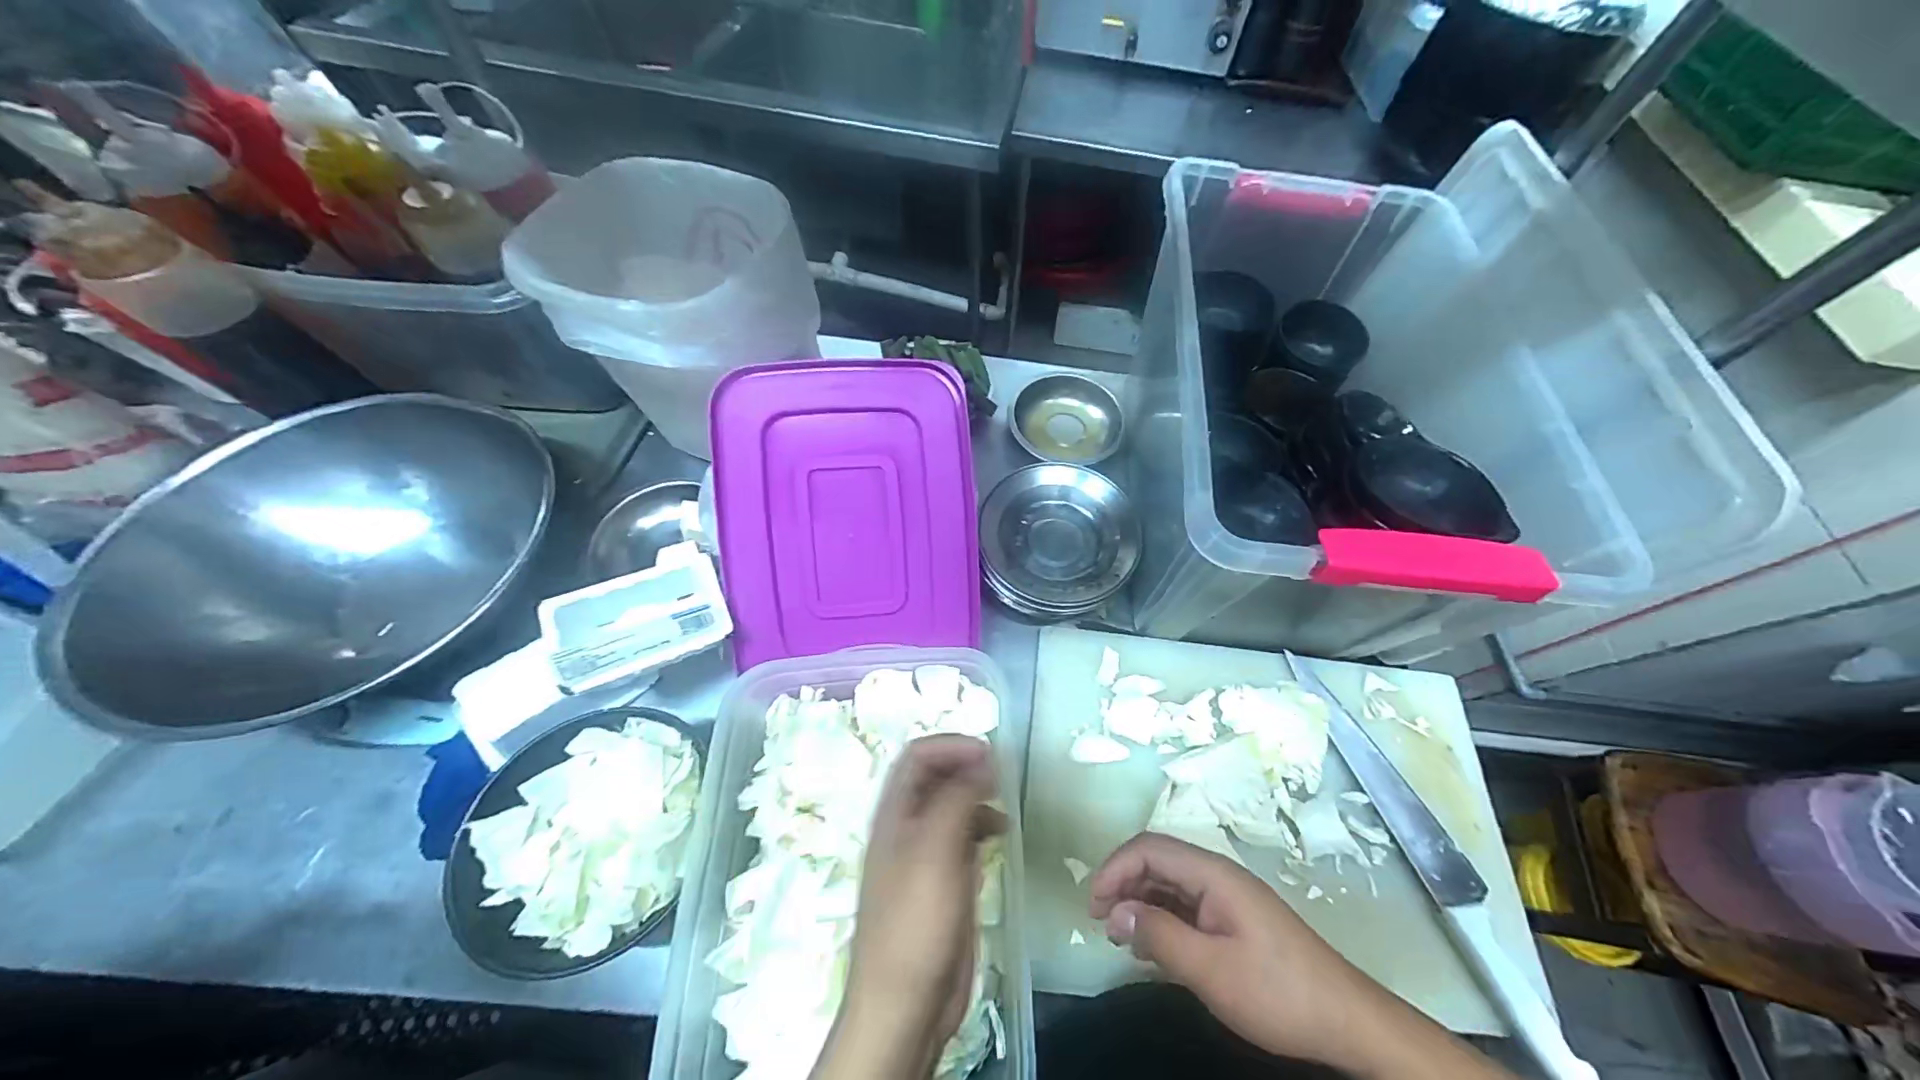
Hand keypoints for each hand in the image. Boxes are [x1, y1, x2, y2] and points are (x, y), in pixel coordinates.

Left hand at [814, 735, 1004, 1079]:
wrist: (906, 1004)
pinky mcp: (944, 883)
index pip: (917, 757)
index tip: (991, 754)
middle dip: (966, 766)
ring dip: (977, 796)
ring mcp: (925, 856)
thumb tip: (983, 759)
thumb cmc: (916, 922)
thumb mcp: (935, 850)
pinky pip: (962, 840)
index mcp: (893, 814)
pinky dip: (981, 828)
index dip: (951, 746)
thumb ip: (956, 798)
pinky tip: (1000, 837)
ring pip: (950, 807)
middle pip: (934, 778)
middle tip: (1002, 774)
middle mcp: (906, 828)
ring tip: (1005, 804)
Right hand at [1089, 832, 1514, 1079]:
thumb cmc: (1277, 991)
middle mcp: (1218, 876)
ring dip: (1139, 902)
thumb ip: (1158, 935)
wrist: (1348, 1022)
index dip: (1115, 869)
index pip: (1149, 849)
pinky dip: (1160, 918)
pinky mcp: (1234, 920)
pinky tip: (1152, 946)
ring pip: (1170, 883)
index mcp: (1214, 874)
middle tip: (1101, 922)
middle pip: (1157, 861)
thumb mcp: (1210, 969)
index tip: (1093, 906)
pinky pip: (1186, 906)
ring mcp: (1228, 898)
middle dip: (1123, 884)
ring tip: (1121, 936)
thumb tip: (1114, 911)